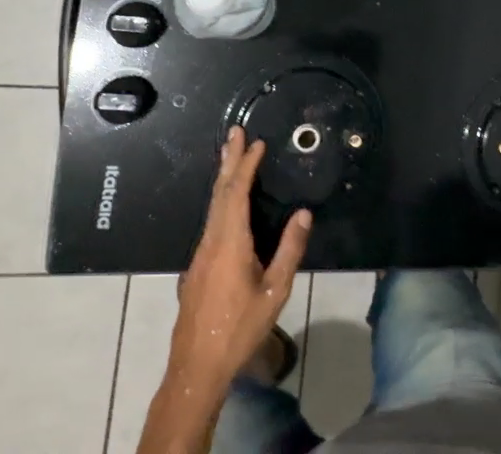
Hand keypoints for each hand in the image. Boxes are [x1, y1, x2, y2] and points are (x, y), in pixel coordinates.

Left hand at [168, 127, 311, 383]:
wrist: (197, 366)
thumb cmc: (240, 328)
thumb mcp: (275, 291)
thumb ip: (289, 250)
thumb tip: (303, 214)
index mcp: (229, 243)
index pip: (235, 194)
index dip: (245, 166)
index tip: (255, 143)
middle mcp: (210, 242)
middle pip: (218, 194)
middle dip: (227, 162)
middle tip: (233, 133)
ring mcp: (199, 256)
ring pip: (212, 209)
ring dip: (223, 181)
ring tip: (232, 159)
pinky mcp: (197, 268)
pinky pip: (211, 224)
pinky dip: (221, 202)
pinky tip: (228, 205)